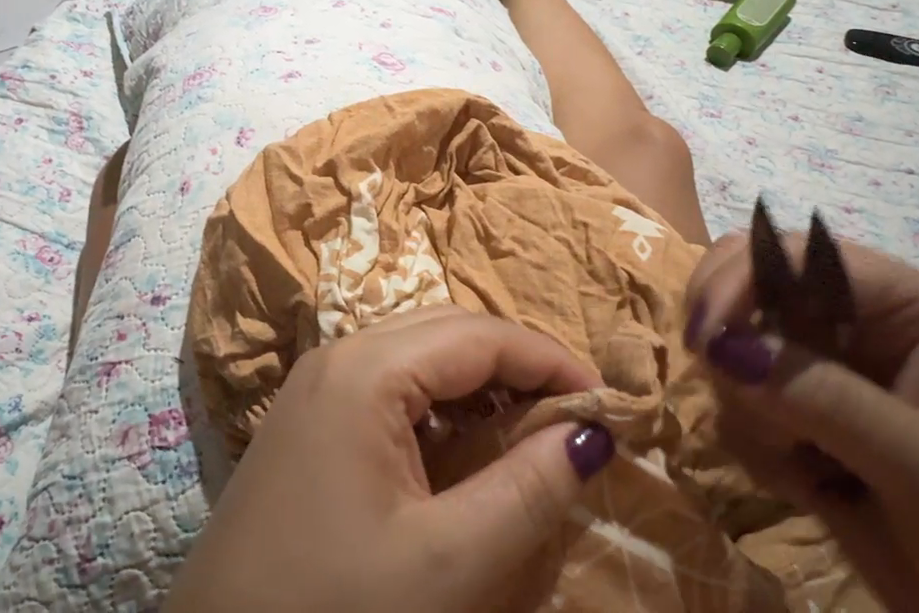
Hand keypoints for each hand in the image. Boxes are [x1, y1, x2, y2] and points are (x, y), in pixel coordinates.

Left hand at [166, 307, 613, 612]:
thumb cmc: (336, 605)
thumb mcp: (449, 560)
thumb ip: (528, 489)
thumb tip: (591, 433)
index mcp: (366, 369)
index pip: (480, 335)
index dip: (551, 360)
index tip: (610, 405)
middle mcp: (336, 356)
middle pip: (448, 332)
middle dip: (517, 364)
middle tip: (576, 416)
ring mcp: (315, 385)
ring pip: (418, 356)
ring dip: (480, 382)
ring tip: (532, 431)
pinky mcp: (307, 420)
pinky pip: (389, 387)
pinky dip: (440, 405)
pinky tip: (465, 448)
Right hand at [685, 226, 918, 612]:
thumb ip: (824, 401)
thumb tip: (721, 349)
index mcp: (910, 311)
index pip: (801, 255)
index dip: (741, 279)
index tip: (704, 338)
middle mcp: (860, 331)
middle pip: (752, 290)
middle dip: (733, 339)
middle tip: (728, 388)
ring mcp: (830, 380)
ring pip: (737, 353)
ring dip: (747, 406)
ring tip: (798, 462)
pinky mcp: (806, 427)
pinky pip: (741, 407)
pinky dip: (752, 442)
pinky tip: (800, 484)